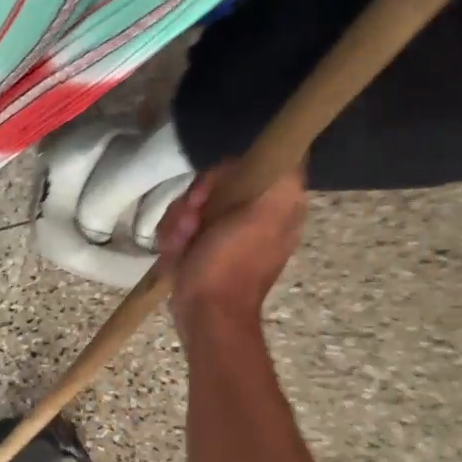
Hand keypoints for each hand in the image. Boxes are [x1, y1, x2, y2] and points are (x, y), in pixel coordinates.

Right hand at [156, 163, 305, 332]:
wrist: (205, 312)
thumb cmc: (230, 264)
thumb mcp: (264, 214)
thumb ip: (280, 179)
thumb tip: (286, 149)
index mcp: (278, 205)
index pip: (252, 166)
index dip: (228, 173)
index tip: (211, 191)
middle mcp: (255, 214)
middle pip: (217, 185)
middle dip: (195, 200)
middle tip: (192, 218)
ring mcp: (226, 232)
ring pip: (194, 205)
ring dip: (179, 221)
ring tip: (180, 243)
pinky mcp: (203, 248)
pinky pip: (182, 227)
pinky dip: (174, 238)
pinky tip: (176, 253)